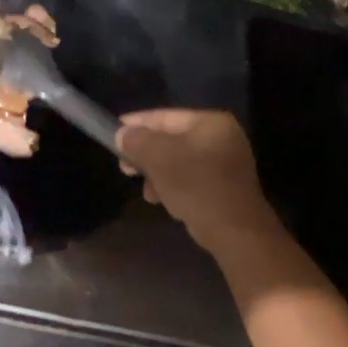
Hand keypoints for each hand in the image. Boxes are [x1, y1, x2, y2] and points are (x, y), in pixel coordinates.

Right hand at [117, 109, 279, 254]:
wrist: (234, 230)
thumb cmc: (196, 186)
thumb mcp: (160, 158)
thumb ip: (137, 141)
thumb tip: (123, 134)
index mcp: (211, 123)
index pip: (166, 116)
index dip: (137, 123)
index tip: (113, 131)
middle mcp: (221, 138)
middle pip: (171, 139)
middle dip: (145, 154)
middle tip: (124, 167)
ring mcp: (224, 164)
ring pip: (177, 162)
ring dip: (156, 174)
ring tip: (144, 189)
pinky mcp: (221, 187)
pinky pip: (188, 179)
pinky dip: (172, 186)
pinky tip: (161, 200)